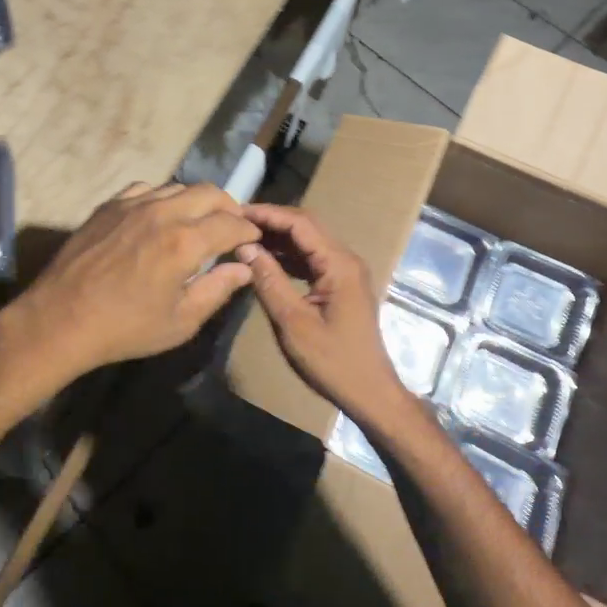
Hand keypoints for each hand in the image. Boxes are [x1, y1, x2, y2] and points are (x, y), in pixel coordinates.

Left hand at [0, 183, 260, 382]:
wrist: (61, 318)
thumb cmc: (124, 328)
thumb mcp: (180, 321)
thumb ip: (216, 290)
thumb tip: (243, 268)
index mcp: (184, 243)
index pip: (230, 224)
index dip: (248, 231)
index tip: (252, 240)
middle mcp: (162, 213)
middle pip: (209, 192)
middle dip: (228, 207)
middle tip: (231, 228)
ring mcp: (132, 204)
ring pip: (177, 187)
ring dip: (196, 201)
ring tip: (198, 223)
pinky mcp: (109, 205)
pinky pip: (146, 189)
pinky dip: (162, 198)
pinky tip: (159, 217)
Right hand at [236, 204, 409, 423]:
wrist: (370, 393)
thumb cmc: (332, 361)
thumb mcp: (293, 322)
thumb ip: (269, 281)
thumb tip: (244, 246)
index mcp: (339, 264)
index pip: (300, 223)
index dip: (267, 214)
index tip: (236, 213)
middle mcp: (346, 260)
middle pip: (306, 226)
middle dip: (271, 221)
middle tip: (236, 221)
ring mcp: (345, 272)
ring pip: (308, 241)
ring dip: (278, 237)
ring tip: (244, 236)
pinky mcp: (340, 285)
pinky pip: (311, 259)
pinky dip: (287, 255)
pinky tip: (264, 259)